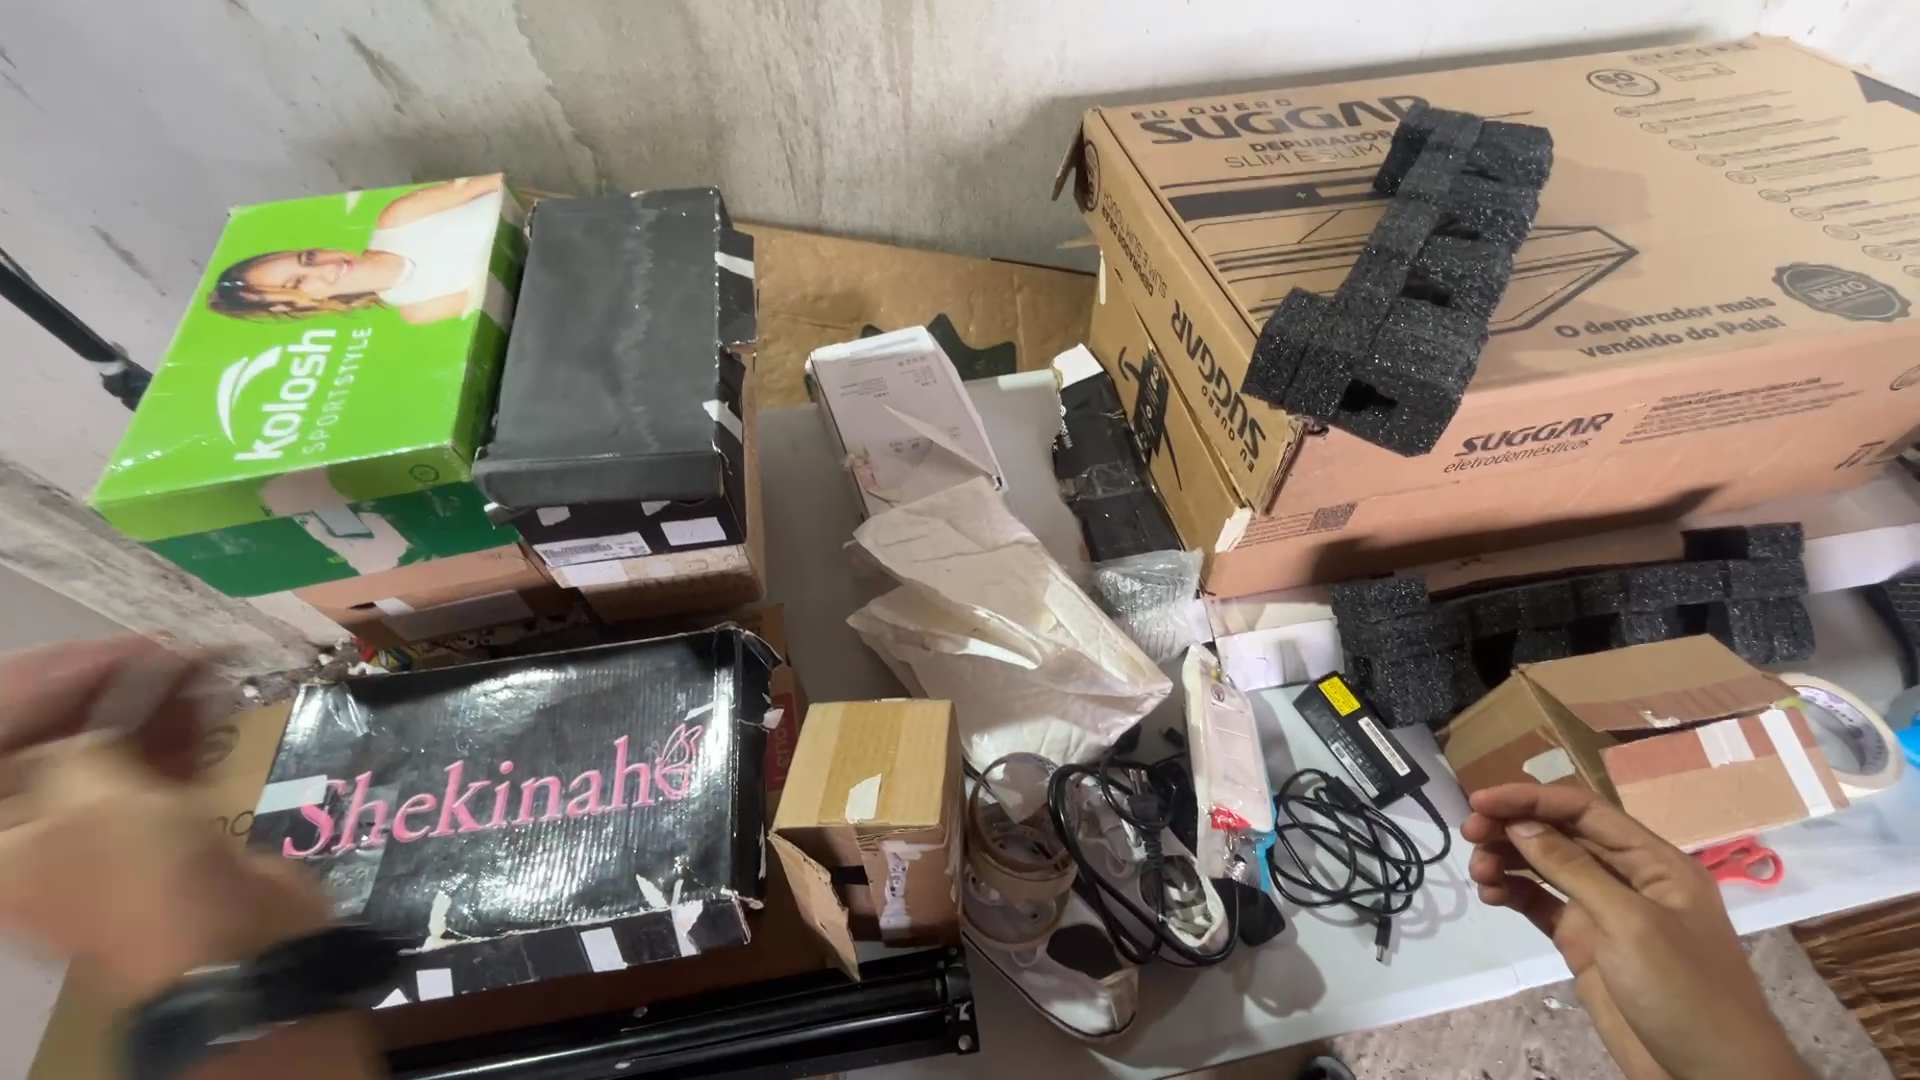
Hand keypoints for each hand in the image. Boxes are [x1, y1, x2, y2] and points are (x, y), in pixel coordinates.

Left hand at [0, 640, 328, 1005]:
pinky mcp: (154, 830)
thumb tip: (96, 717)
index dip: (53, 682)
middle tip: (174, 651)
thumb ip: (77, 744)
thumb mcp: (92, 800)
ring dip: (159, 706)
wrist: (232, 938)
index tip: (124, 645)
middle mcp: (27, 828)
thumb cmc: (143, 873)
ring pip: (114, 749)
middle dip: (113, 689)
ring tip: (208, 669)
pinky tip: (215, 708)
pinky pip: (155, 769)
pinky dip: (183, 736)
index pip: (1, 737)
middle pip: (54, 739)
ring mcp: (94, 830)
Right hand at [1463, 784, 1810, 1079]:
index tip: (1479, 801)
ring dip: (1505, 859)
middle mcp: (1627, 878)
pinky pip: (1536, 900)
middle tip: (1469, 835)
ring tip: (1480, 874)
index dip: (1529, 798)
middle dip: (1510, 827)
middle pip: (1556, 832)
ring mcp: (1603, 910)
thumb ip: (1572, 869)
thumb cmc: (1687, 995)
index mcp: (1654, 864)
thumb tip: (1519, 823)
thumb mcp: (1631, 925)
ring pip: (1540, 864)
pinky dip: (1510, 891)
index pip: (1583, 810)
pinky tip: (1491, 896)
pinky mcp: (1582, 939)